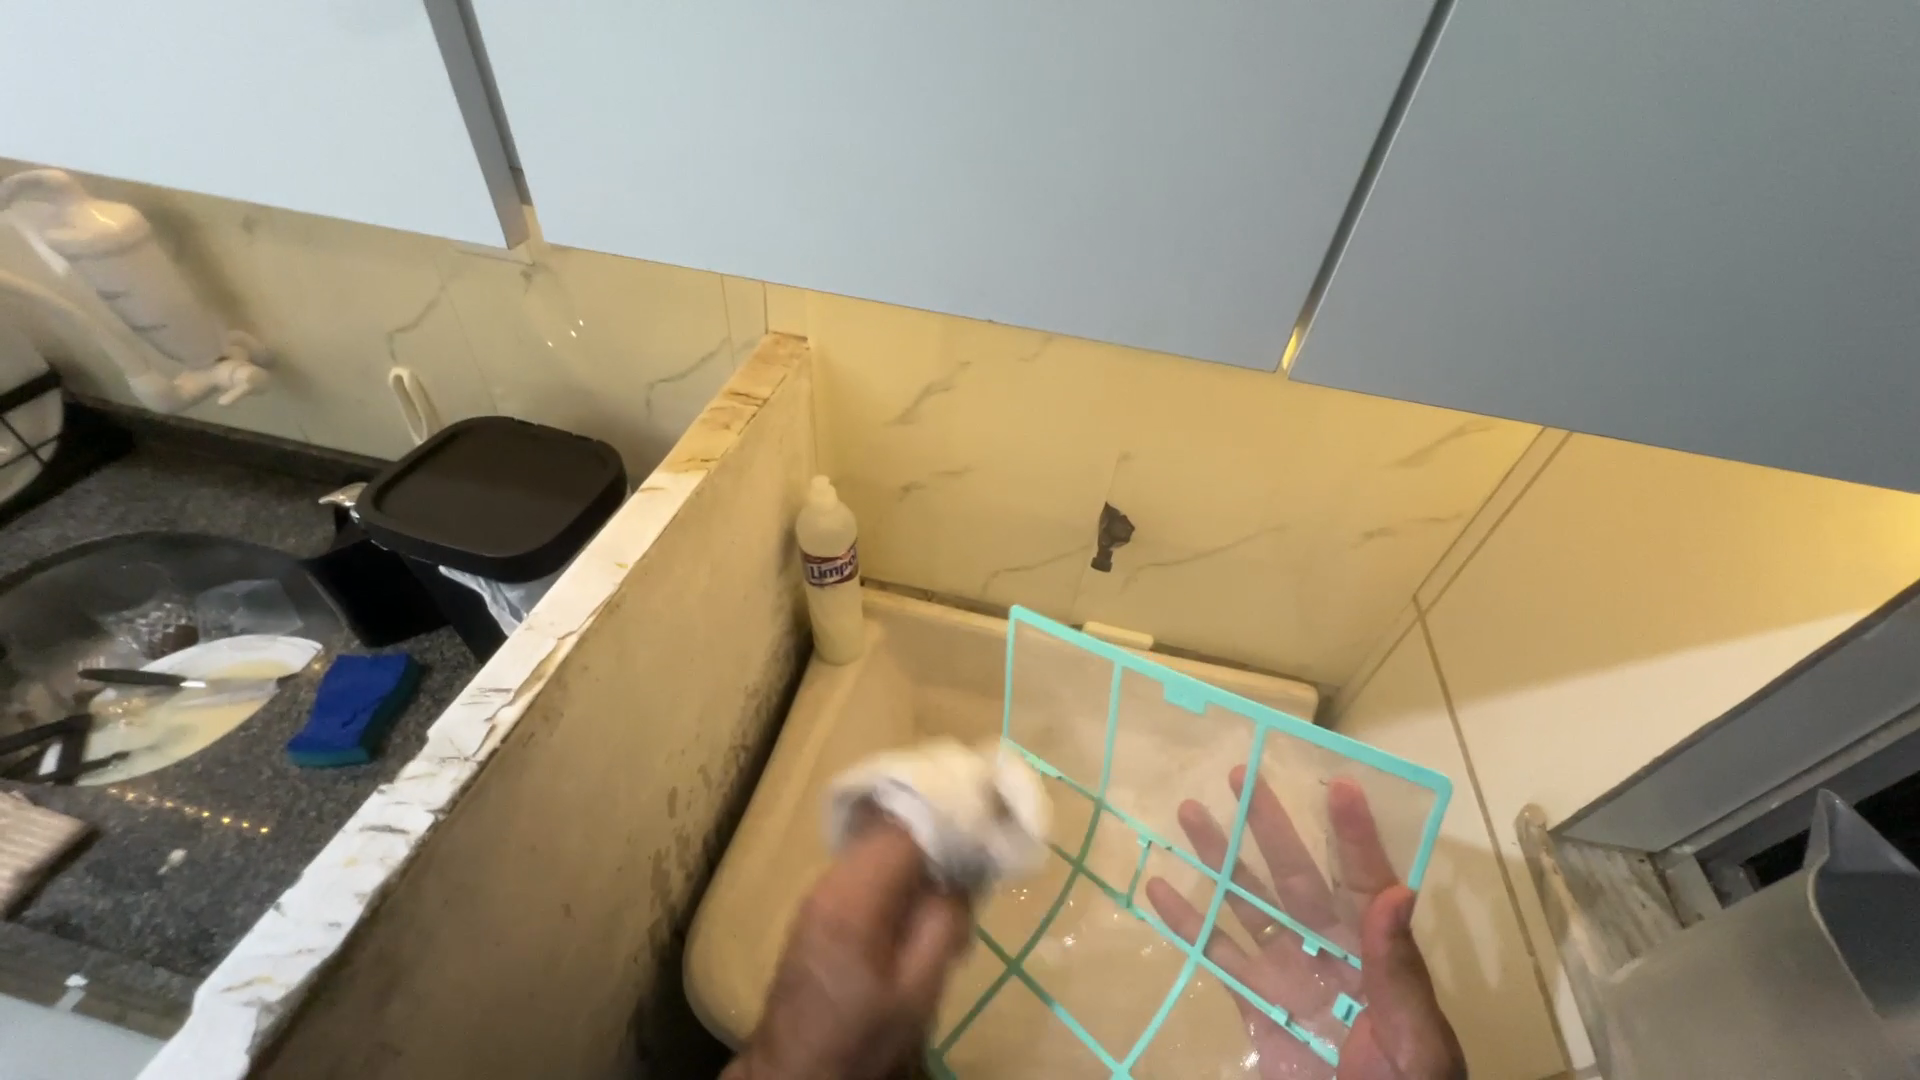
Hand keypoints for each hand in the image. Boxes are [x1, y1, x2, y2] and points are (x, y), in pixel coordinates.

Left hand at [726, 818, 972, 1079]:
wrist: (796, 1070)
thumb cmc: (862, 1034)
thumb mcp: (919, 989)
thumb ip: (945, 923)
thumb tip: (964, 872)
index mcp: (856, 894)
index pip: (906, 829)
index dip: (947, 820)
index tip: (982, 830)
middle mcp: (832, 877)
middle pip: (889, 828)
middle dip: (934, 833)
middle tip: (971, 856)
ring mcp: (821, 889)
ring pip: (877, 843)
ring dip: (916, 851)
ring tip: (950, 881)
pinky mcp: (820, 904)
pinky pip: (866, 865)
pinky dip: (896, 868)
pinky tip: (918, 899)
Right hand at [1145, 768, 1464, 1078]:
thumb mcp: (1417, 1043)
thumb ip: (1400, 972)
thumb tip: (1396, 893)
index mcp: (1373, 955)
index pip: (1363, 881)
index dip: (1353, 834)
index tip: (1342, 786)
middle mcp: (1326, 949)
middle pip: (1292, 874)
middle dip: (1267, 823)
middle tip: (1240, 773)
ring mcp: (1285, 972)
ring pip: (1245, 900)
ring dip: (1218, 855)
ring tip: (1189, 810)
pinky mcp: (1252, 1001)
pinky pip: (1215, 952)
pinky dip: (1186, 922)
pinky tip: (1158, 888)